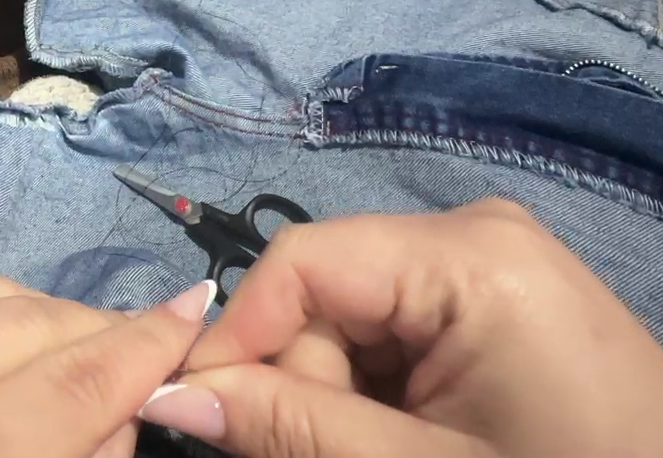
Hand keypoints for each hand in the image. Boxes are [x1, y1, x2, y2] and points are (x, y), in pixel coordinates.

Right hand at [138, 200, 662, 457]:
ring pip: (354, 309)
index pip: (308, 260)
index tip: (197, 406)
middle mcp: (474, 227)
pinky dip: (379, 383)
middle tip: (344, 456)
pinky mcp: (495, 287)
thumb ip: (292, 428)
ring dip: (343, 388)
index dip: (241, 330)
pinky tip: (416, 433)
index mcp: (472, 254)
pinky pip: (396, 320)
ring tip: (398, 450)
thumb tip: (167, 396)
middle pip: (330, 289)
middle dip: (310, 378)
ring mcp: (489, 254)